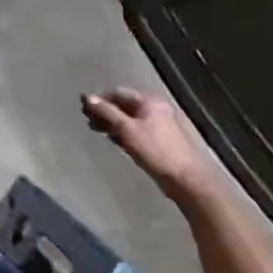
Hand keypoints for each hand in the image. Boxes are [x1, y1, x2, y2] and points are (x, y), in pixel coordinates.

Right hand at [83, 88, 213, 198]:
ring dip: (112, 123)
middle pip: (122, 105)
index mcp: (150, 102)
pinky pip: (135, 130)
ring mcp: (158, 125)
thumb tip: (88, 98)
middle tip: (91, 122)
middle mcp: (155, 110)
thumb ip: (106, 111)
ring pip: (127, 119)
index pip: (117, 92)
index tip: (85, 110)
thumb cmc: (156, 150)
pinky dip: (123, 133)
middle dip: (105, 112)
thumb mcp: (126, 128)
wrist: (187, 180)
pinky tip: (116, 141)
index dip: (99, 99)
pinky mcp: (158, 140)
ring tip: (100, 132)